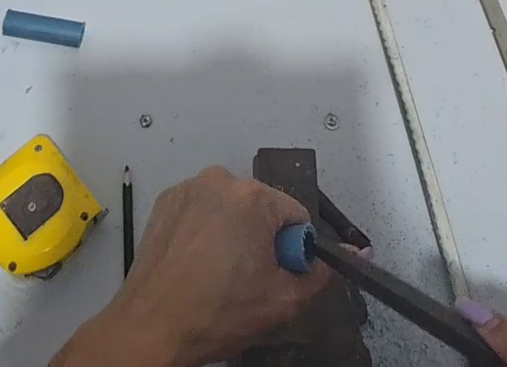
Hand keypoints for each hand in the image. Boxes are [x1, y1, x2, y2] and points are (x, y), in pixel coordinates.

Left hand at [53, 167, 336, 365]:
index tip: (275, 274)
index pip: (295, 215)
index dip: (291, 249)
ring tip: (217, 273)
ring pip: (229, 208)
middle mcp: (221, 180)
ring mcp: (190, 187)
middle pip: (261, 208)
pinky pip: (201, 209)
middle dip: (261, 239)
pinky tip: (196, 263)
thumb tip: (354, 252)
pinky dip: (204, 230)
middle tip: (246, 279)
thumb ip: (321, 273)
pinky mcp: (167, 200)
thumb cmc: (216, 312)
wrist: (152, 326)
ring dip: (232, 233)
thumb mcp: (283, 300)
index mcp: (254, 197)